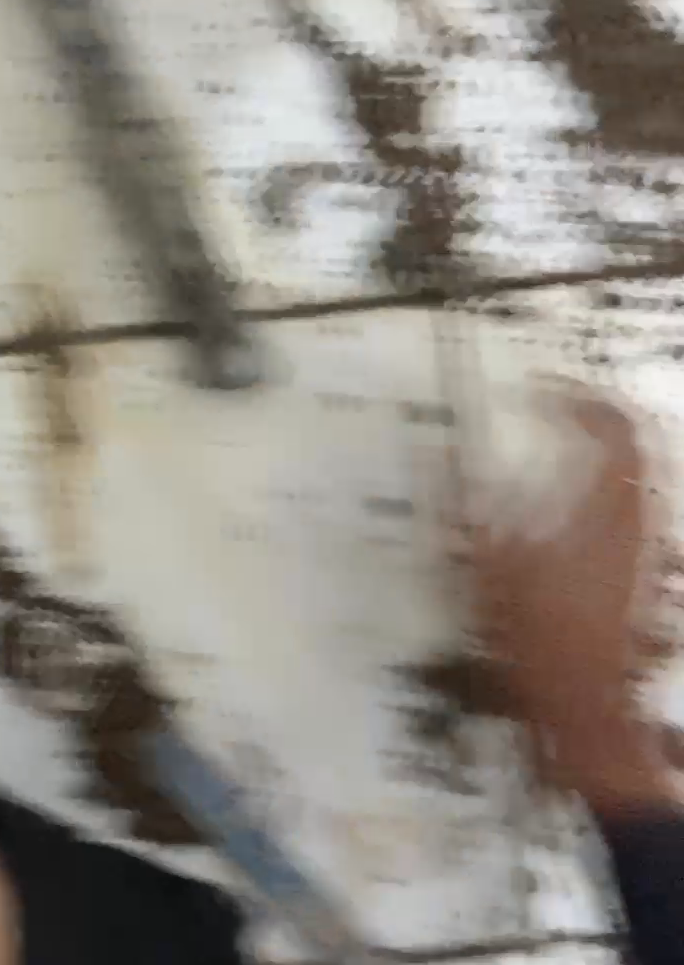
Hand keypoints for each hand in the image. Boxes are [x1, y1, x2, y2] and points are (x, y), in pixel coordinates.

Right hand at [470, 384, 673, 812]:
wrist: (583, 692)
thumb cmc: (533, 631)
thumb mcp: (481, 559)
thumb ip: (459, 498)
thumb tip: (432, 451)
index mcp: (602, 510)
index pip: (612, 431)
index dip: (578, 399)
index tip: (538, 385)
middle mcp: (638, 518)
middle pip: (642, 443)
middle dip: (599, 411)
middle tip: (556, 397)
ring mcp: (646, 540)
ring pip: (644, 469)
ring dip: (605, 441)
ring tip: (564, 428)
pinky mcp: (641, 559)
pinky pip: (635, 497)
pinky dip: (606, 474)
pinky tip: (571, 480)